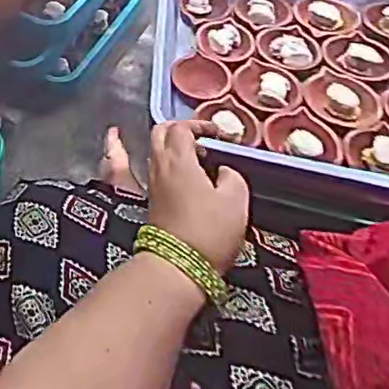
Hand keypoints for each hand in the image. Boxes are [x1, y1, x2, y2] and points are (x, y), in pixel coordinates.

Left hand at [147, 120, 250, 269]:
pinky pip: (158, 166)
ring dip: (175, 145)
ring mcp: (152, 180)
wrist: (178, 264)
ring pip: (157, 149)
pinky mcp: (152, 196)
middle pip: (160, 131)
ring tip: (202, 159)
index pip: (180, 127)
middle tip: (203, 138)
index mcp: (177, 158)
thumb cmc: (209, 230)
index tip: (218, 133)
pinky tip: (192, 178)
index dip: (199, 124)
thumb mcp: (236, 202)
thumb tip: (224, 170)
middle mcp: (159, 164)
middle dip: (180, 128)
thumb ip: (233, 177)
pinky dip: (172, 162)